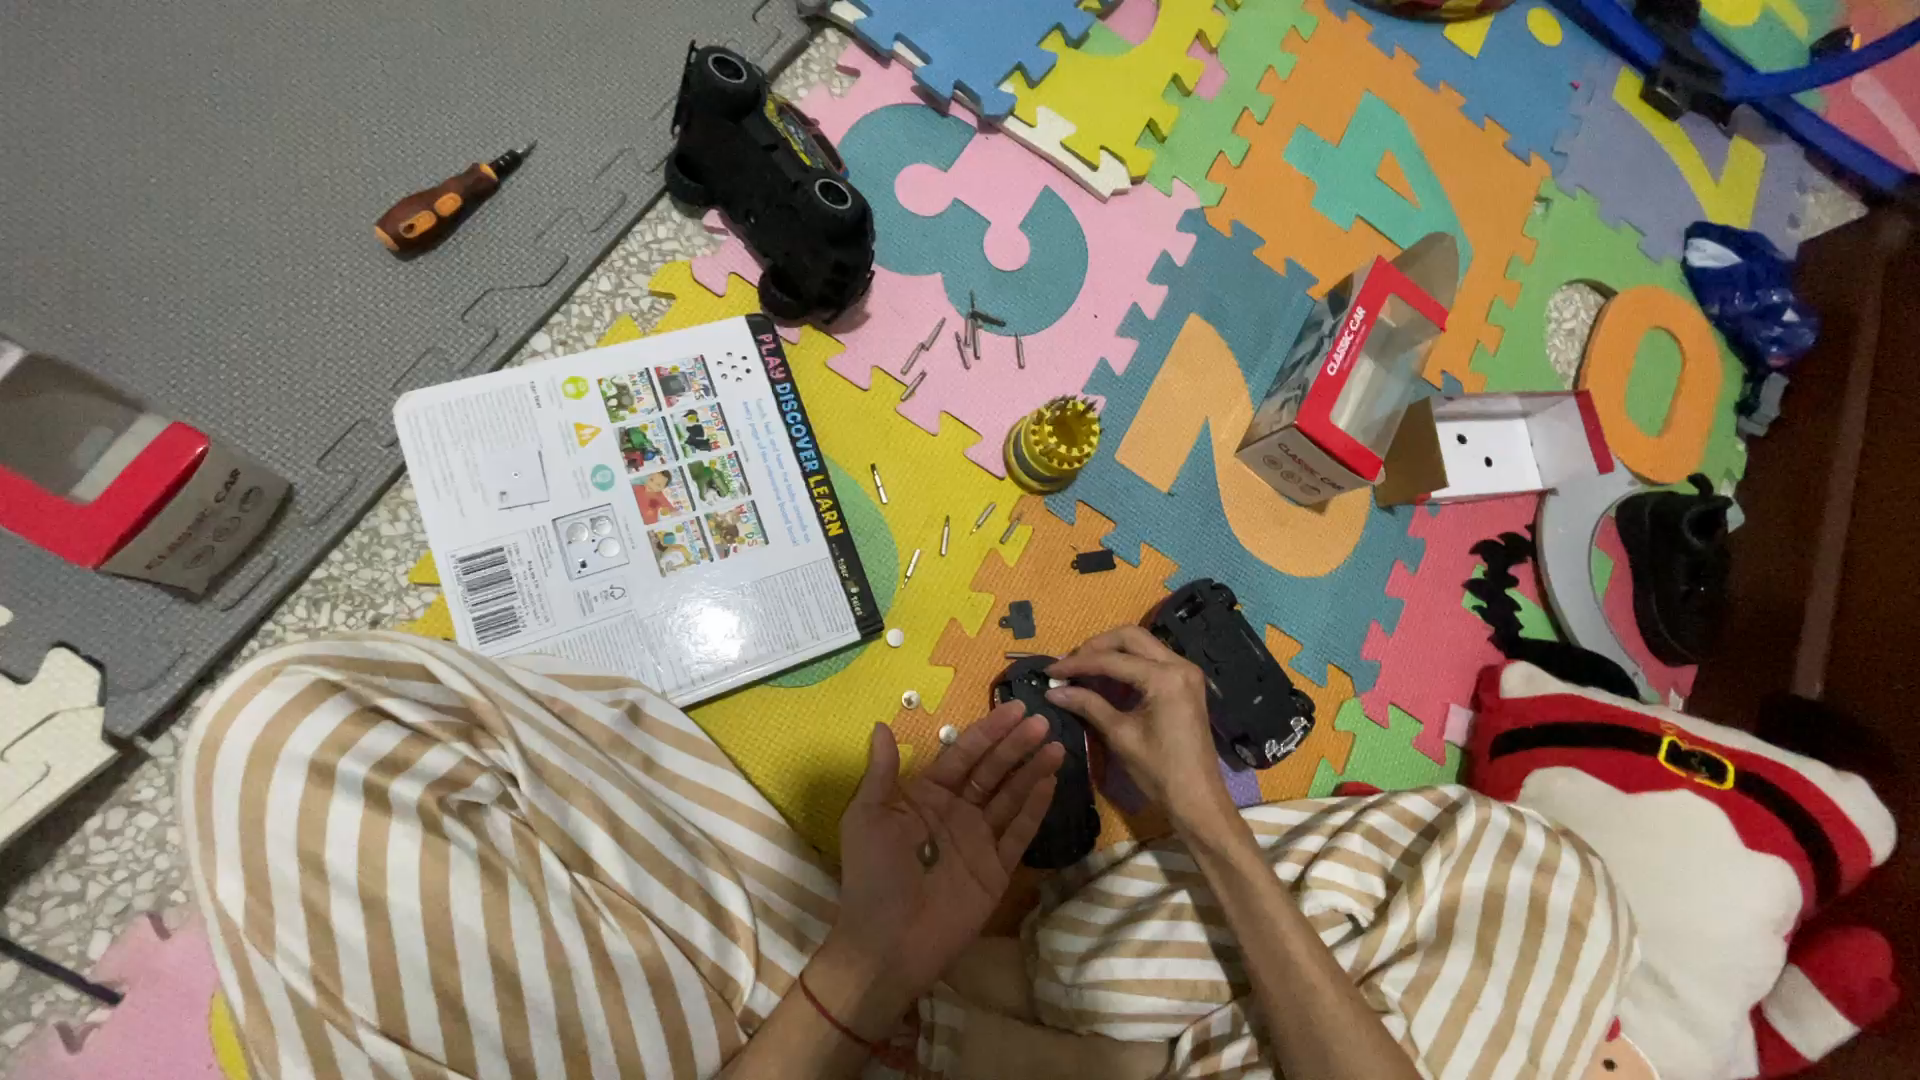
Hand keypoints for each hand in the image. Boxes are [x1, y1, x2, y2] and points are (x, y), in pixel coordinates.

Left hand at [821, 707, 1062, 1034]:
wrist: (886, 944)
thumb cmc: (872, 876)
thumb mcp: (868, 817)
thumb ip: (881, 772)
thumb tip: (882, 725)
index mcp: (926, 796)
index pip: (964, 755)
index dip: (988, 731)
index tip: (1014, 707)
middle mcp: (956, 812)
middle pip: (992, 771)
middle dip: (1016, 745)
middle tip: (1042, 721)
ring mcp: (978, 840)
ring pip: (1010, 796)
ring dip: (1032, 771)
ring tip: (1056, 746)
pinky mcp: (996, 869)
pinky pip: (1018, 833)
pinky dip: (1034, 808)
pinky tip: (1049, 784)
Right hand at [1045, 626, 1234, 833]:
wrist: (1197, 799)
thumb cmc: (1159, 771)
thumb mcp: (1120, 735)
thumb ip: (1088, 705)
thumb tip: (1053, 690)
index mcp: (1165, 677)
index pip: (1112, 660)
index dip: (1078, 664)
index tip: (1050, 670)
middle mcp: (1179, 665)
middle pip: (1130, 637)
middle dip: (1096, 647)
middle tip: (1069, 664)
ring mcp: (1185, 672)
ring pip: (1141, 644)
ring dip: (1110, 652)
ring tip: (1081, 669)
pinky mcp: (1185, 683)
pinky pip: (1151, 660)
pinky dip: (1127, 663)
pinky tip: (1105, 679)